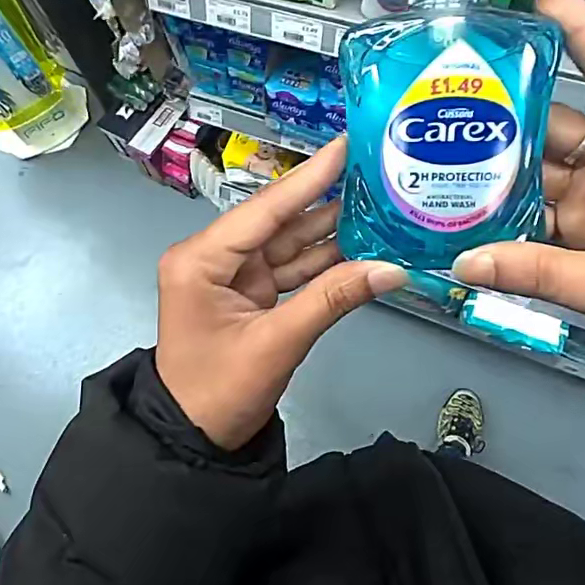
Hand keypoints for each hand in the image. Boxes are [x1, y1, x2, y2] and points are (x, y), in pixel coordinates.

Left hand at [157, 138, 407, 449]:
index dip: (310, 177)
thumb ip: (332, 300)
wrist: (191, 439)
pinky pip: (291, 270)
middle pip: (279, 222)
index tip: (346, 145)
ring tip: (379, 204)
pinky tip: (360, 247)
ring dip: (331, 231)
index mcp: (203, 258)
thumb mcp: (276, 344)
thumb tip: (392, 270)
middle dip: (326, 199)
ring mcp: (233, 275)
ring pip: (289, 245)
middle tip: (374, 170)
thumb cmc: (218, 392)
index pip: (266, 209)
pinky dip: (323, 263)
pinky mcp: (248, 294)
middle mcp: (215, 257)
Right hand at [450, 0, 584, 383]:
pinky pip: (532, 206)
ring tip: (439, 148)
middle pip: (563, 121)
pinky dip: (499, 206)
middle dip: (511, 105)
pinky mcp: (581, 229)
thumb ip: (546, 274)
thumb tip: (465, 260)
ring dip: (496, 160)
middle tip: (453, 90)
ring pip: (539, 164)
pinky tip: (461, 202)